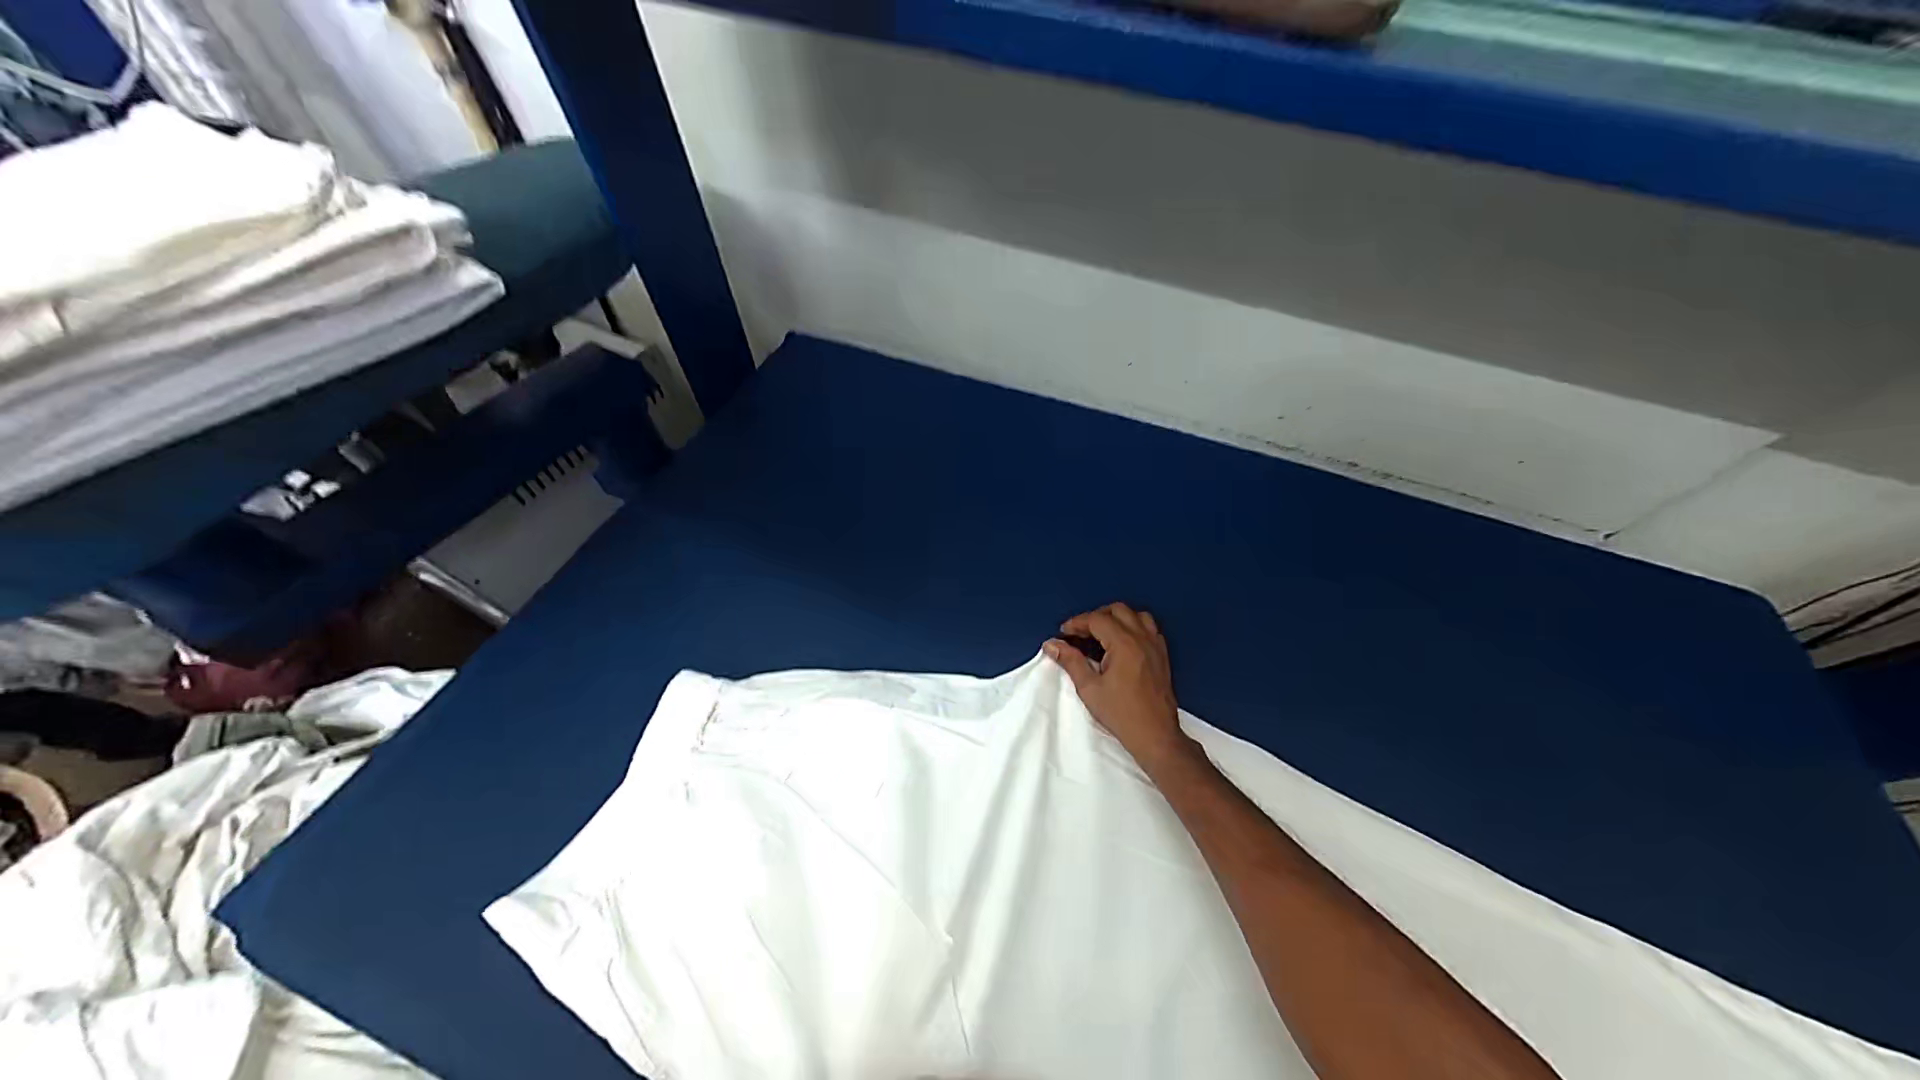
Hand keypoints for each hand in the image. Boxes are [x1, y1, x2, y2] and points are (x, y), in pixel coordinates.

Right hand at [1044, 603, 1186, 766]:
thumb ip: (1070, 661)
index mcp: (1124, 644)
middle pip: (1118, 610)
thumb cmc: (1121, 714)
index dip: (1077, 623)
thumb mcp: (1089, 688)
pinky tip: (1123, 643)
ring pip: (1137, 615)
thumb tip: (1052, 644)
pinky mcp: (1163, 655)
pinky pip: (1149, 628)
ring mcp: (1156, 646)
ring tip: (1102, 634)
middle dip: (1096, 616)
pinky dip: (1134, 626)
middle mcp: (1142, 639)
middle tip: (1080, 632)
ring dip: (1117, 617)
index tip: (1064, 633)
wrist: (1155, 735)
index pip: (1097, 619)